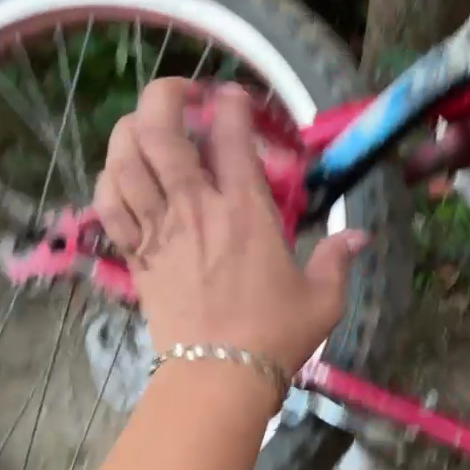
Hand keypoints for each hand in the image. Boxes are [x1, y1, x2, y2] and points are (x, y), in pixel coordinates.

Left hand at [92, 77, 367, 378]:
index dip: (232, 106)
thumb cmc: (278, 335)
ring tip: (150, 127)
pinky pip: (109, 200)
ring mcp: (159, 229)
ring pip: (125, 156)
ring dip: (133, 129)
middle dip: (167, 95)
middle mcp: (196, 209)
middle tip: (184, 94)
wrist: (221, 375)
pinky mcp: (136, 254)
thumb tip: (360, 236)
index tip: (237, 99)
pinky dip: (111, 178)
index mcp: (246, 214)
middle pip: (160, 128)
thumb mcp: (324, 299)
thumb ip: (338, 260)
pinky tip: (125, 175)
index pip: (230, 137)